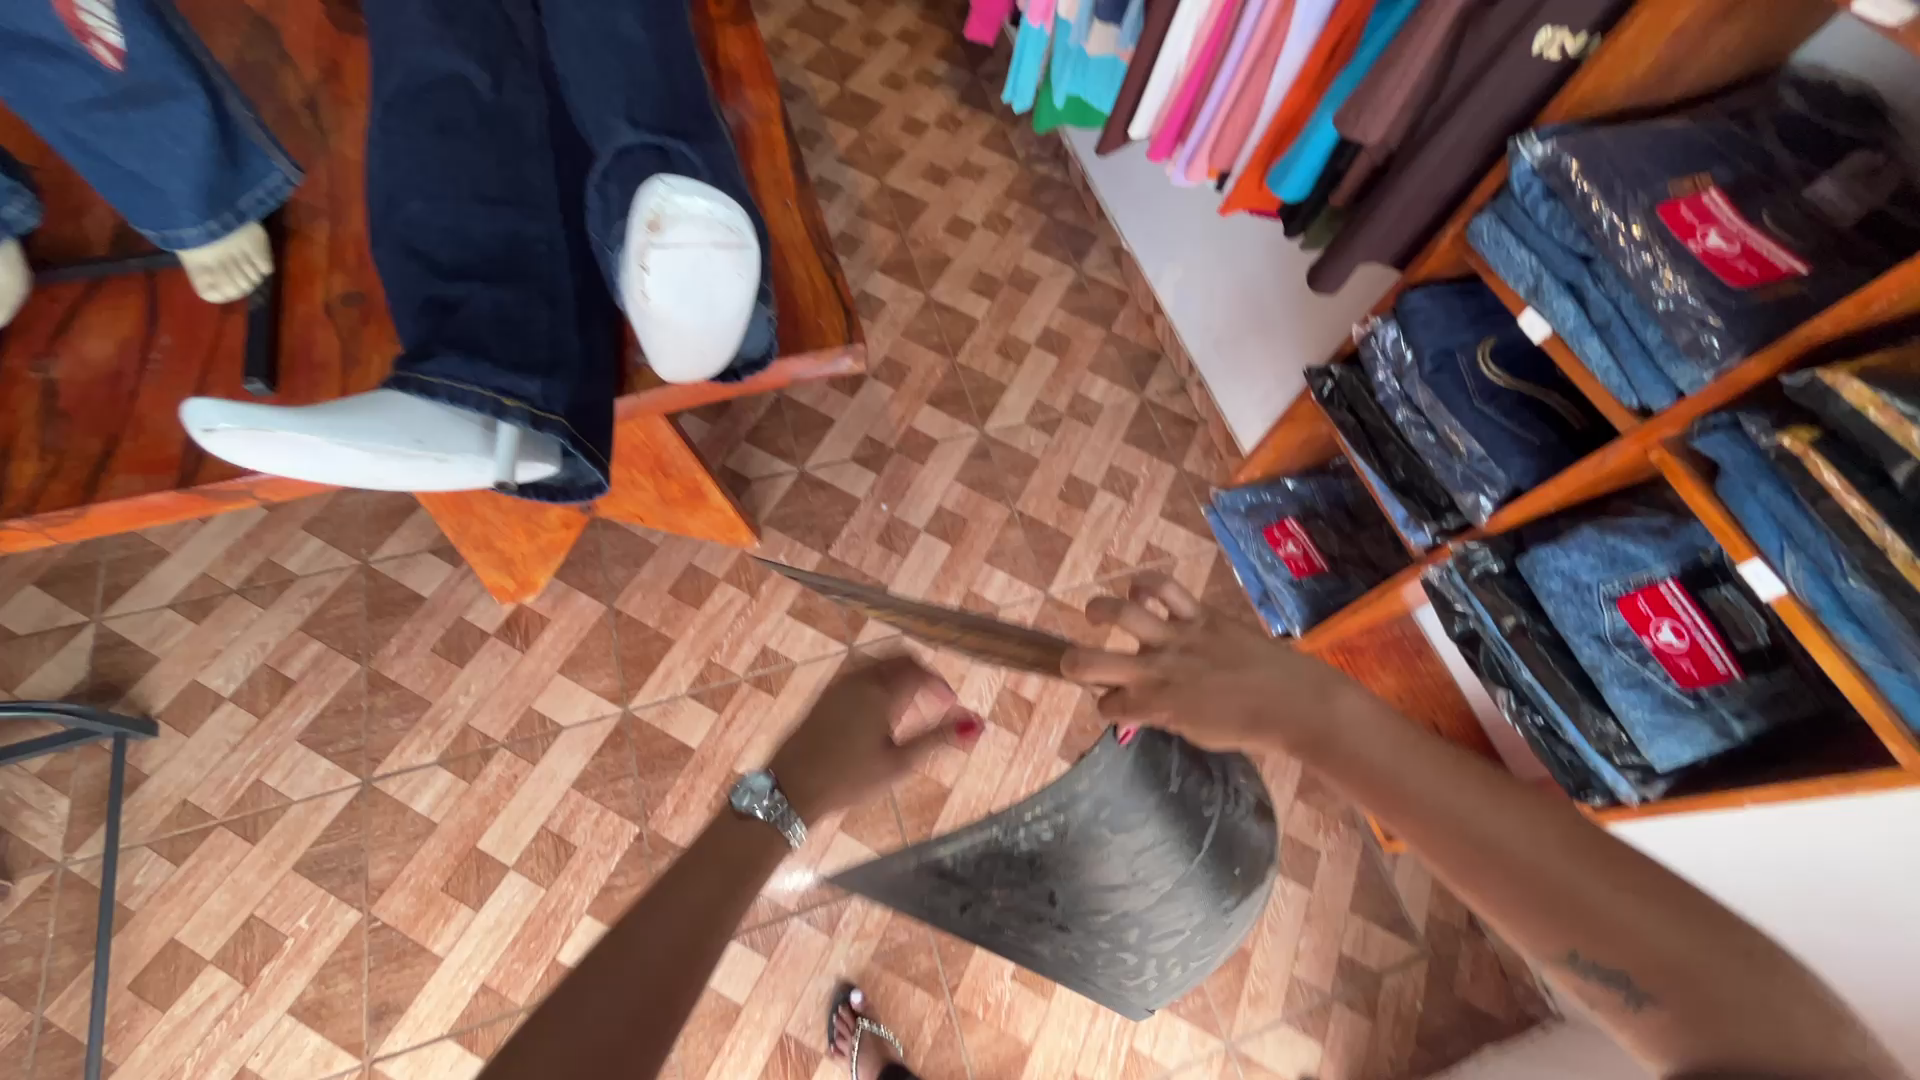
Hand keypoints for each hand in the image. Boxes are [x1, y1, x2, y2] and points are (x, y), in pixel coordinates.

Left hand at [769, 654, 980, 821]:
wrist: (792, 788)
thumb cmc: (850, 779)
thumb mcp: (899, 763)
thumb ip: (937, 739)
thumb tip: (975, 724)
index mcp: (881, 692)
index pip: (920, 671)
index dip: (940, 684)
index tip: (950, 703)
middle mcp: (860, 679)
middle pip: (899, 656)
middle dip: (921, 671)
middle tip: (933, 696)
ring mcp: (838, 683)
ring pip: (877, 661)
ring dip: (898, 672)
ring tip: (909, 700)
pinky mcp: (824, 693)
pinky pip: (859, 670)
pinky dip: (878, 677)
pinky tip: (879, 707)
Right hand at [1058, 572, 1367, 753]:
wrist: (1296, 703)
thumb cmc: (1247, 727)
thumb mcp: (1196, 734)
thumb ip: (1162, 717)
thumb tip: (1140, 709)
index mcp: (1155, 705)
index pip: (1106, 706)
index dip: (1106, 708)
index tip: (1116, 707)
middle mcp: (1156, 669)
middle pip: (1089, 663)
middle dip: (1072, 664)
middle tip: (1075, 664)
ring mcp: (1177, 638)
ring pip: (1120, 614)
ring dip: (1098, 610)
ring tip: (1093, 614)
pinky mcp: (1199, 615)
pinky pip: (1164, 588)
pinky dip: (1144, 585)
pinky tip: (1137, 591)